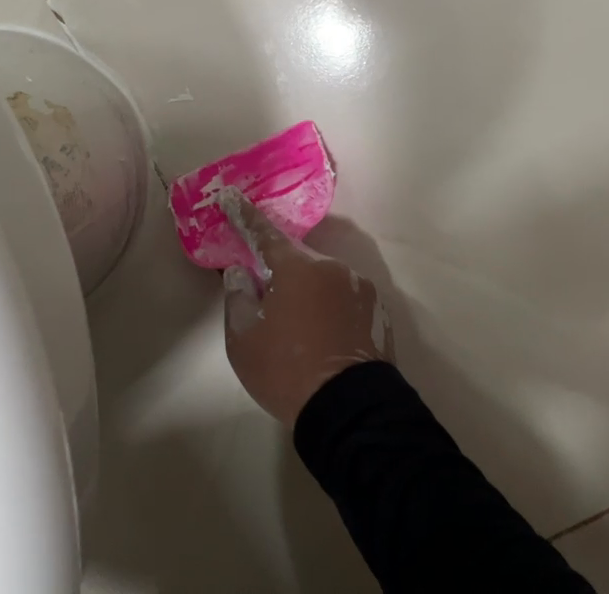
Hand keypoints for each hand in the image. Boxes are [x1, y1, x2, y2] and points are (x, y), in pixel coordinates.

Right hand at [219, 188, 392, 426]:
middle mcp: (333, 268)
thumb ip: (237, 298)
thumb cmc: (287, 370)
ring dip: (308, 292)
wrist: (349, 410)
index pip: (265, 233)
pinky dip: (330, 309)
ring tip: (297, 327)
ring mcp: (360, 289)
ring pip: (324, 280)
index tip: (231, 197)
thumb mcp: (243, 339)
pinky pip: (343, 300)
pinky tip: (322, 336)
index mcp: (297, 267)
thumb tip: (242, 275)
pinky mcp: (377, 313)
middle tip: (265, 295)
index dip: (245, 217)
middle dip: (280, 270)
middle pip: (298, 260)